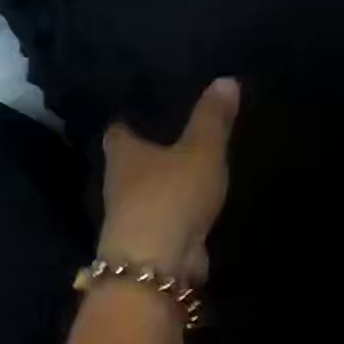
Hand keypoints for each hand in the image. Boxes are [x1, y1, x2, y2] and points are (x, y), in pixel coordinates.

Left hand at [98, 78, 239, 280]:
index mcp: (121, 151)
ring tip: (187, 164)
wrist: (157, 264)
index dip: (130, 118)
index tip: (145, 107)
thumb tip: (226, 78)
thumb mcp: (200, 150)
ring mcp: (129, 216)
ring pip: (144, 191)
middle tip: (173, 132)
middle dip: (146, 151)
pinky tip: (193, 203)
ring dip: (161, 183)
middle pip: (128, 160)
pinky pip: (162, 217)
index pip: (117, 128)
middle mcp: (117, 182)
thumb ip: (212, 118)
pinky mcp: (146, 242)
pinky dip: (174, 210)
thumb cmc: (171, 195)